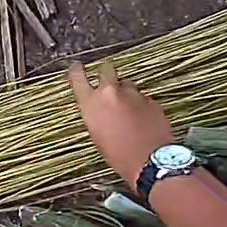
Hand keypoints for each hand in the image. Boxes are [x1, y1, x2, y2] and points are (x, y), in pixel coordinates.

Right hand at [66, 59, 178, 185]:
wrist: (150, 160)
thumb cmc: (118, 156)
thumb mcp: (97, 135)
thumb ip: (95, 114)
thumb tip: (99, 108)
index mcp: (91, 103)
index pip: (77, 76)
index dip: (76, 70)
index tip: (76, 67)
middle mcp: (110, 93)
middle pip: (106, 69)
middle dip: (105, 73)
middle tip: (106, 83)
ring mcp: (133, 94)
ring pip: (126, 85)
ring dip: (125, 92)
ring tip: (126, 110)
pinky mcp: (150, 100)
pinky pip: (141, 97)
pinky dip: (139, 104)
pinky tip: (140, 119)